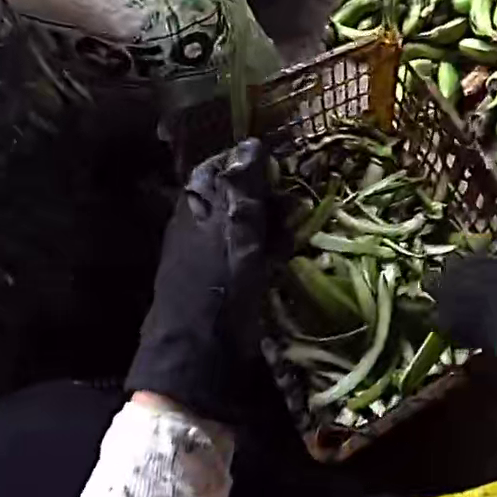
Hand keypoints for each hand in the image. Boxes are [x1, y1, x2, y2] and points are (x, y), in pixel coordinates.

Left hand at [126, 139, 272, 424]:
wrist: (200, 352)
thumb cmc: (218, 283)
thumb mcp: (236, 228)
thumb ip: (243, 186)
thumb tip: (252, 143)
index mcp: (197, 205)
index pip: (222, 165)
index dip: (251, 161)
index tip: (282, 164)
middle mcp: (202, 222)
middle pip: (239, 193)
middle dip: (270, 192)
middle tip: (297, 197)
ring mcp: (214, 249)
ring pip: (251, 220)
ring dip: (277, 219)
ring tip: (299, 223)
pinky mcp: (227, 274)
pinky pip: (254, 247)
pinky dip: (274, 244)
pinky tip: (290, 249)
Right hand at [431, 255, 496, 357]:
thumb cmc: (473, 328)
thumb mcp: (447, 328)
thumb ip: (436, 315)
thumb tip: (432, 310)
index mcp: (439, 283)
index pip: (428, 280)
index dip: (433, 288)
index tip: (438, 295)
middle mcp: (456, 266)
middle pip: (449, 265)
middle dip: (453, 274)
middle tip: (460, 289)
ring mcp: (478, 261)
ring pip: (471, 262)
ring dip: (473, 271)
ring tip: (480, 287)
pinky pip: (491, 264)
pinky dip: (492, 273)